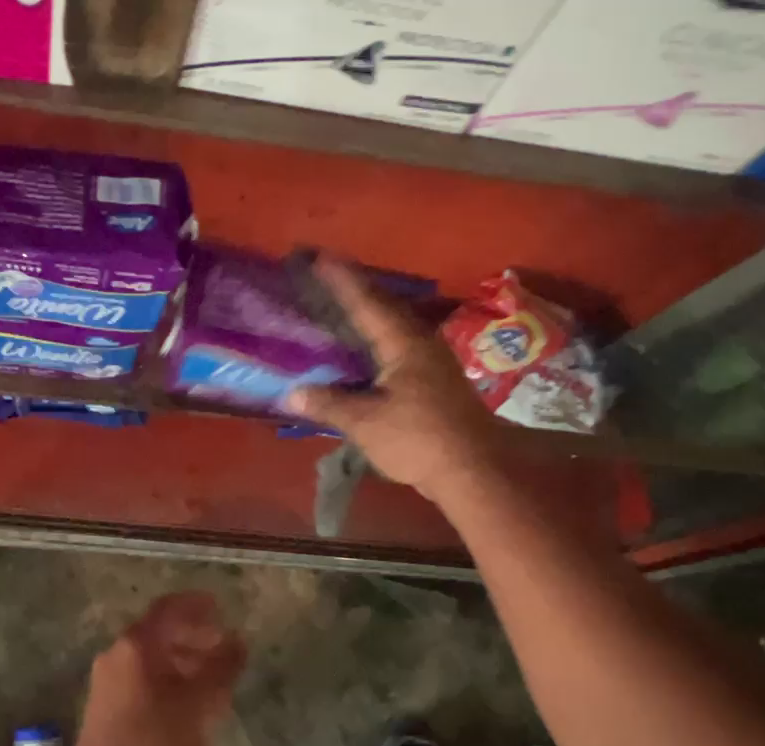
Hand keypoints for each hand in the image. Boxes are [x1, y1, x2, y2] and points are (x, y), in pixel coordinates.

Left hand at [72, 592, 246, 745]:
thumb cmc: (156, 743)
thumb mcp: (200, 705)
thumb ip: (222, 669)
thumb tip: (238, 642)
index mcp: (135, 646)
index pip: (168, 609)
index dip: (197, 605)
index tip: (221, 607)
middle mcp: (115, 655)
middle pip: (158, 632)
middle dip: (193, 635)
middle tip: (223, 645)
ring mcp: (106, 682)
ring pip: (149, 658)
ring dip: (181, 659)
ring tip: (212, 677)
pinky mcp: (105, 706)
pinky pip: (140, 678)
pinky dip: (166, 678)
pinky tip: (186, 701)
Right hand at [285, 259, 511, 495]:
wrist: (472, 470)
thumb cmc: (418, 440)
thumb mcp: (365, 423)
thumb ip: (329, 404)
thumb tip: (292, 392)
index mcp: (403, 344)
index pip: (367, 303)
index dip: (342, 281)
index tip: (319, 257)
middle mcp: (420, 343)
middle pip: (384, 308)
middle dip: (354, 291)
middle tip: (325, 277)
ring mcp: (432, 362)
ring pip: (394, 327)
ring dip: (368, 314)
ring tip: (341, 308)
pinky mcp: (434, 381)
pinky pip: (398, 346)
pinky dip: (377, 340)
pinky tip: (364, 350)